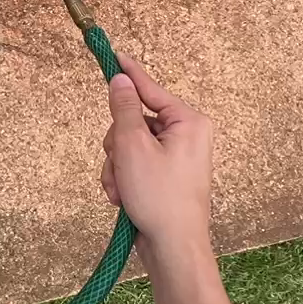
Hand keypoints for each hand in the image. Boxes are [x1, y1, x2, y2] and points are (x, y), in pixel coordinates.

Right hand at [101, 53, 214, 259]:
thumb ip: (123, 109)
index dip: (128, 73)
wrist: (173, 249)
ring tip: (120, 188)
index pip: (150, 89)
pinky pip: (132, 162)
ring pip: (127, 143)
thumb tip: (120, 81)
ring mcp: (175, 156)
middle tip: (118, 164)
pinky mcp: (165, 174)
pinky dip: (122, 177)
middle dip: (116, 144)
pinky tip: (122, 196)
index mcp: (188, 122)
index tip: (114, 55)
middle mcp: (186, 135)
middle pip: (133, 119)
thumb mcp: (133, 146)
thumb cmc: (159, 197)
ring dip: (116, 164)